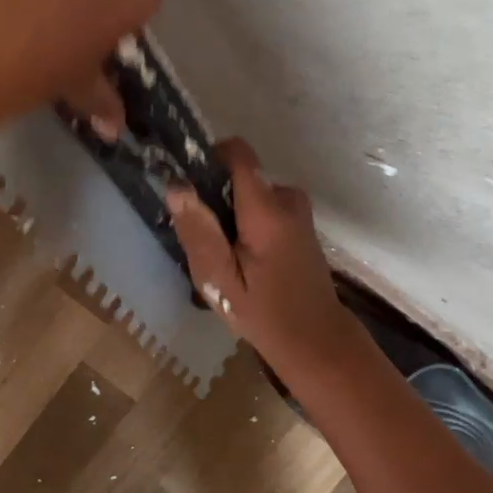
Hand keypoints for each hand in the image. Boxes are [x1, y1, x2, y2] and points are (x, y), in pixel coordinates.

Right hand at [168, 140, 362, 375]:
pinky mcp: (300, 225)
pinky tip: (243, 263)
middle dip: (215, 201)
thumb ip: (199, 231)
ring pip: (250, 195)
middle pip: (240, 177)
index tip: (188, 190)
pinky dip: (247, 227)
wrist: (316, 339)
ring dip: (230, 218)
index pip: (237, 153)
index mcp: (267, 209)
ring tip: (223, 260)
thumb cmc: (264, 313)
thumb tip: (176, 185)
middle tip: (204, 245)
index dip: (208, 160)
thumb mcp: (219, 279)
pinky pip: (263, 209)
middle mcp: (287, 199)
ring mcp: (298, 211)